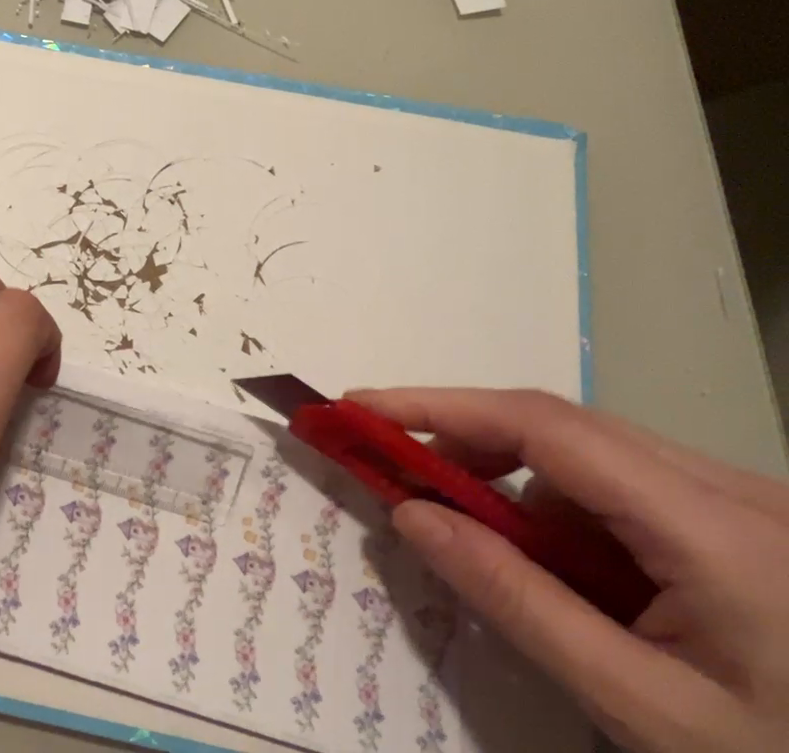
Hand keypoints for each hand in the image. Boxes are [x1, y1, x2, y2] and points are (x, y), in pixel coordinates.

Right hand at [350, 387, 788, 752]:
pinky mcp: (754, 521)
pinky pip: (632, 486)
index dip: (440, 406)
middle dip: (471, 447)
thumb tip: (409, 514)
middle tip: (408, 489)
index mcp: (719, 530)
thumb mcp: (640, 701)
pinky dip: (572, 514)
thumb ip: (517, 602)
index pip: (547, 427)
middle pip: (566, 429)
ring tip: (508, 562)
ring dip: (524, 491)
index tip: (358, 410)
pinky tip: (582, 578)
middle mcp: (740, 491)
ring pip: (596, 457)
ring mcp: (754, 503)